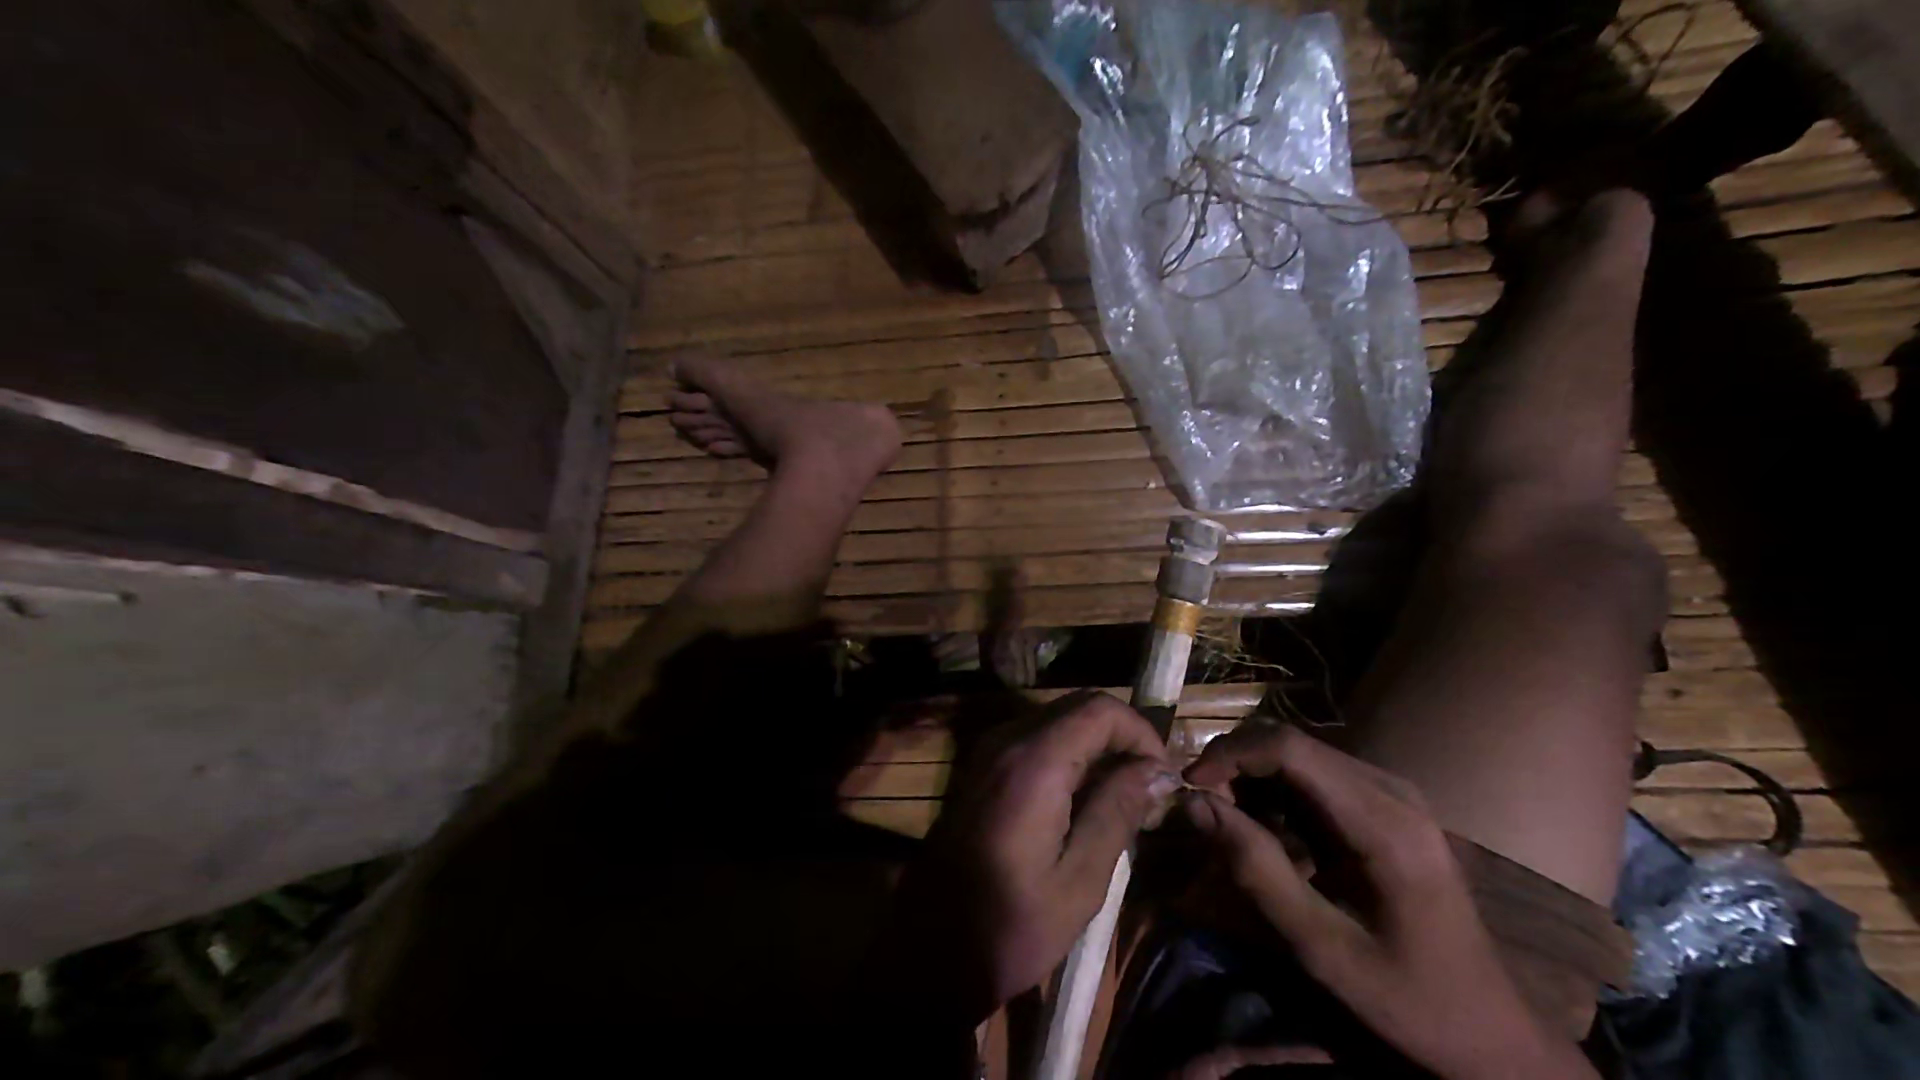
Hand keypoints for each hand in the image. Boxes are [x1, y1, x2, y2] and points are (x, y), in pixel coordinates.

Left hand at [867, 692, 1179, 1025]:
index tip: (1162, 777)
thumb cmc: (1010, 925)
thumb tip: (1157, 769)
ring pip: (1056, 721)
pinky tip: (1082, 803)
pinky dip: (1068, 756)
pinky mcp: (979, 768)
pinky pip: (1034, 741)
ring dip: (1095, 748)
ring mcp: (986, 752)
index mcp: (1032, 763)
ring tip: (1121, 800)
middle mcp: (1005, 741)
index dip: (1140, 732)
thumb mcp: (1079, 879)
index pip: (1099, 709)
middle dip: (1121, 738)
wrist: (930, 949)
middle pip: (1077, 707)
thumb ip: (1118, 811)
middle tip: (1147, 790)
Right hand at [1182, 724, 1598, 1079]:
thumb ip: (1256, 870)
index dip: (1229, 755)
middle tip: (1205, 811)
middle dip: (1234, 765)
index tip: (1189, 788)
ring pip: (1297, 751)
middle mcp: (1391, 789)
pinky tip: (1270, 833)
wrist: (1488, 1030)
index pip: (1289, 748)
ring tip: (1233, 827)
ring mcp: (1392, 791)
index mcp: (1384, 822)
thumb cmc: (1407, 997)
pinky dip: (1275, 791)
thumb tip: (1194, 805)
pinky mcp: (1386, 802)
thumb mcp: (1321, 946)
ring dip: (1252, 777)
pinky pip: (1314, 773)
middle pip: (1290, 740)